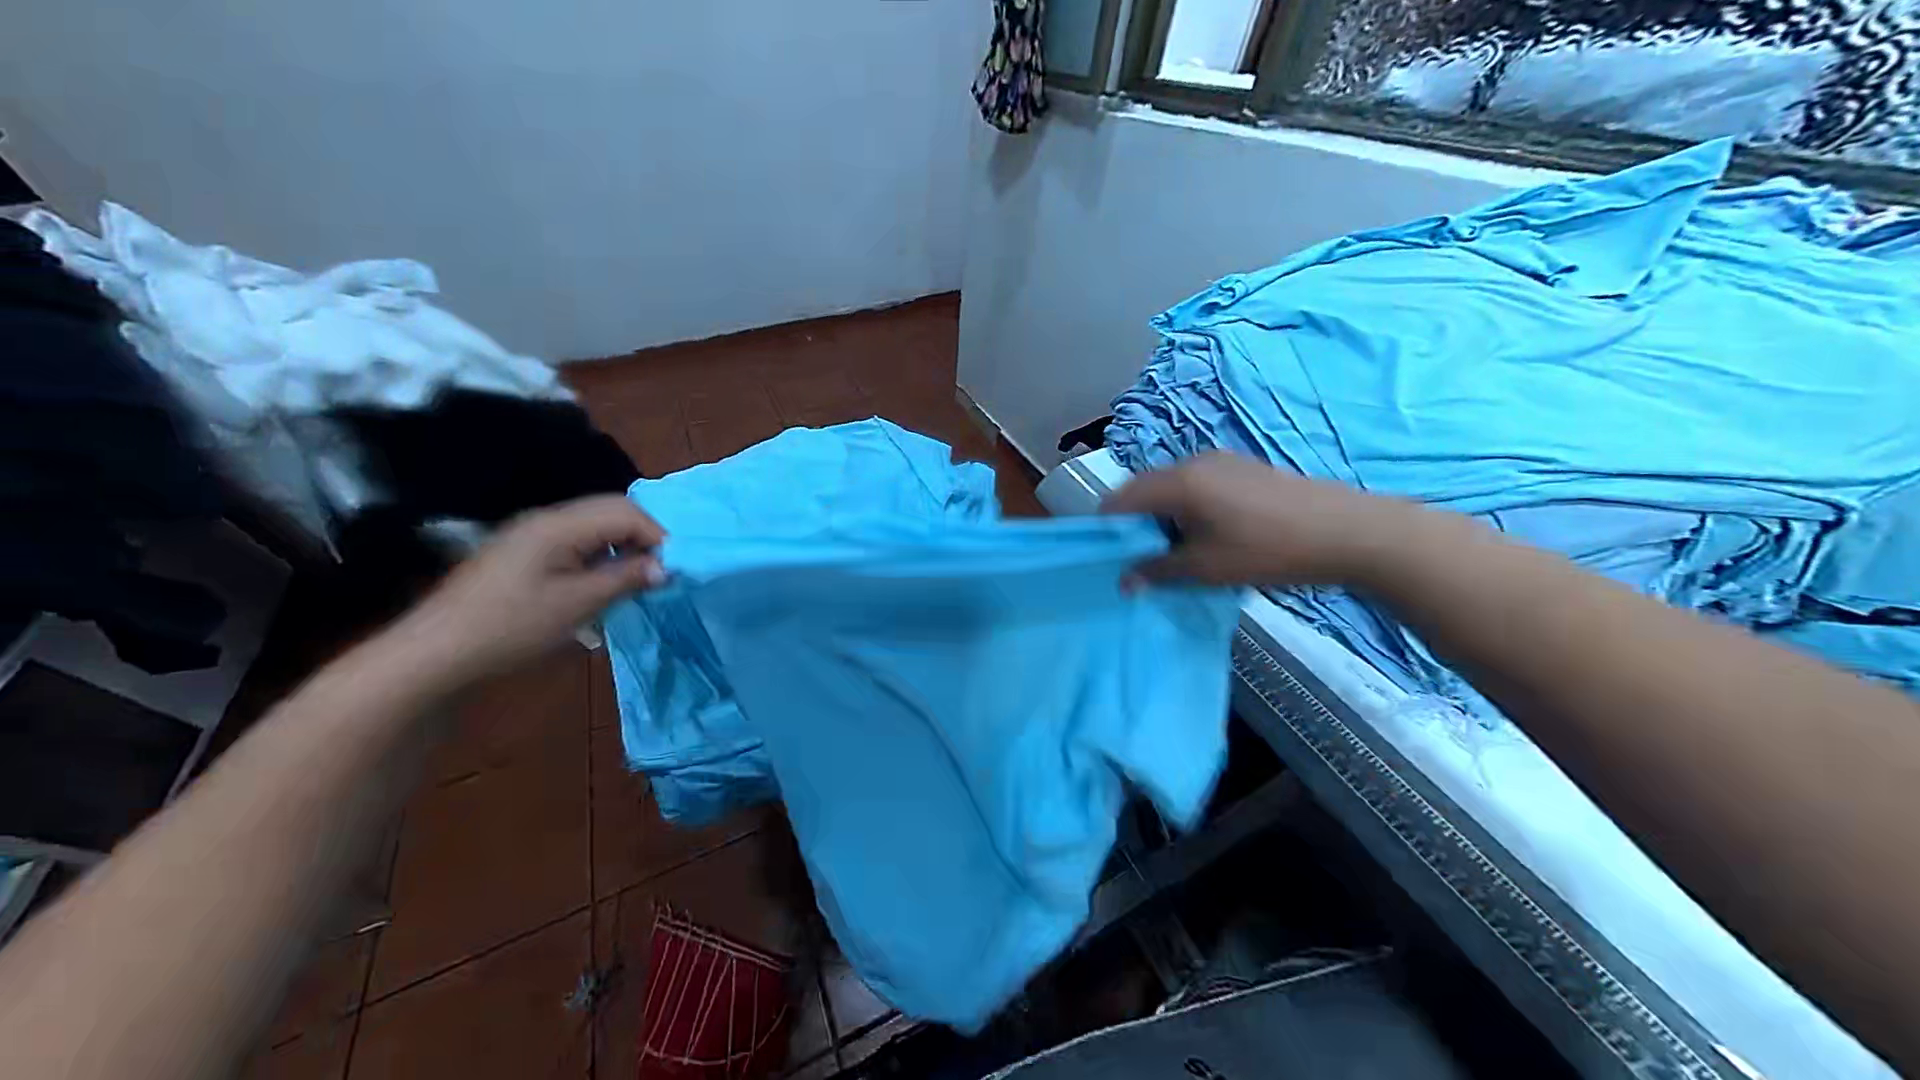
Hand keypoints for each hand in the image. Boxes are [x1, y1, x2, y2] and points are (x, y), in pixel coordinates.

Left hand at [391, 495, 666, 687]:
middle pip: (611, 510)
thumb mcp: (578, 605)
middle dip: (644, 536)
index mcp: (560, 524)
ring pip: (594, 525)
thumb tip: (666, 567)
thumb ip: (626, 578)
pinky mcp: (523, 553)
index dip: (659, 536)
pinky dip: (601, 554)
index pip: (627, 512)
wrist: (436, 653)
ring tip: (639, 578)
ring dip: (623, 545)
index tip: (677, 569)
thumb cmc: (512, 627)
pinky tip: (604, 582)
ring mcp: (531, 534)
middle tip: (662, 571)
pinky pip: (576, 541)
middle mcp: (547, 518)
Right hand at [1101, 452, 1429, 585]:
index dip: (1107, 527)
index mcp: (1178, 481)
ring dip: (1164, 517)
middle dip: (1136, 523)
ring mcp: (1222, 461)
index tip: (1108, 556)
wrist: (1348, 532)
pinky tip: (1209, 535)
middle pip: (1145, 489)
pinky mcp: (1245, 468)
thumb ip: (1158, 570)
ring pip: (1173, 488)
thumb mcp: (1206, 568)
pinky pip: (1198, 486)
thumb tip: (1125, 580)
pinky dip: (1188, 508)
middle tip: (1143, 558)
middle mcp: (1194, 462)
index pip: (1121, 498)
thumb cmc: (1269, 550)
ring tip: (1179, 551)